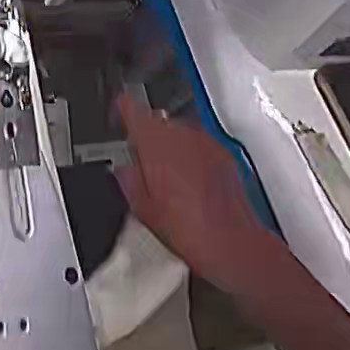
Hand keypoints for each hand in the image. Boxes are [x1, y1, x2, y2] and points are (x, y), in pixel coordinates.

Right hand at [113, 96, 267, 290]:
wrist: (230, 242)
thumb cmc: (188, 228)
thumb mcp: (142, 208)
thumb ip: (128, 178)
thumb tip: (124, 170)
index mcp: (153, 141)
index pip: (130, 106)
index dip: (121, 110)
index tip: (118, 117)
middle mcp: (179, 133)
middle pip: (155, 121)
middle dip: (148, 140)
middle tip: (146, 169)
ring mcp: (203, 139)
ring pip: (178, 133)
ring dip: (172, 148)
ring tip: (172, 182)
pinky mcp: (222, 150)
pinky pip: (199, 145)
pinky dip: (193, 157)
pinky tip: (192, 185)